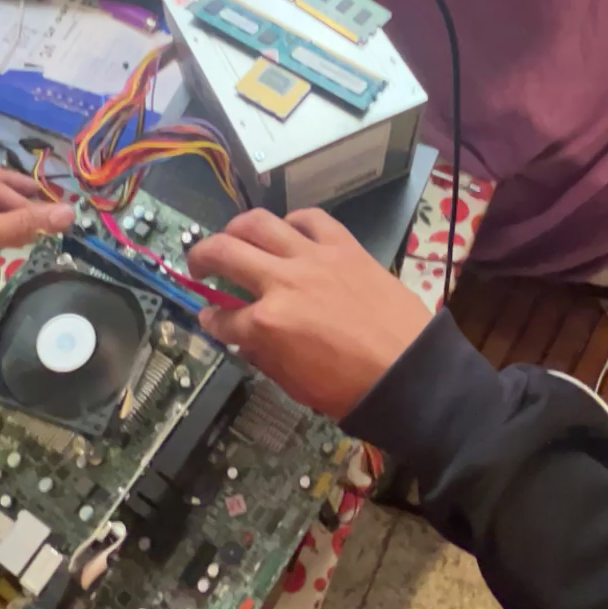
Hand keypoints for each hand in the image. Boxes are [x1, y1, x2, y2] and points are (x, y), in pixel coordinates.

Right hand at [186, 208, 431, 418]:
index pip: (222, 316)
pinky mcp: (344, 246)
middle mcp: (282, 281)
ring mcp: (314, 257)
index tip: (208, 316)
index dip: (210, 318)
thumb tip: (241, 334)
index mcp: (268, 323)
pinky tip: (288, 232)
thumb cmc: (350, 389)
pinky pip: (310, 219)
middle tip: (197, 265)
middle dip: (200, 257)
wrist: (410, 373)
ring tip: (234, 238)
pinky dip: (292, 222)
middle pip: (224, 252)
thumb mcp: (294, 382)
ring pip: (259, 222)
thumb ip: (261, 352)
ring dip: (235, 228)